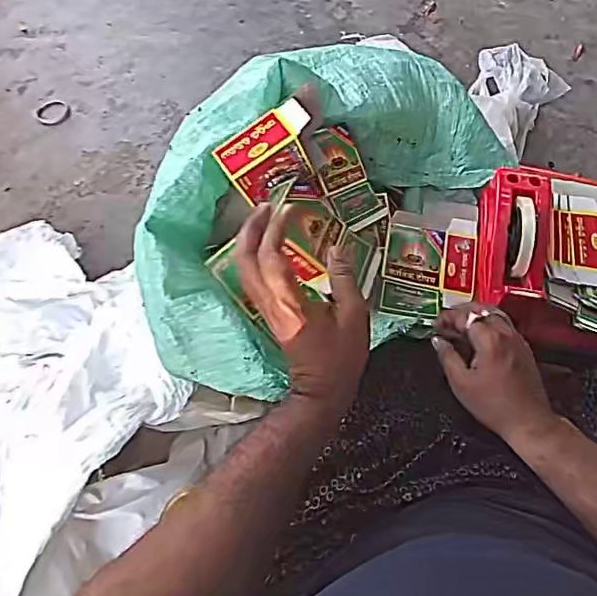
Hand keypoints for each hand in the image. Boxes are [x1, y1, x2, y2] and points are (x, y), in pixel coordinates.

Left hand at [233, 203, 370, 411]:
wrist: (321, 390)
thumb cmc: (341, 356)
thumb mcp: (354, 315)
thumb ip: (344, 278)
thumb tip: (337, 247)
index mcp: (290, 302)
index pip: (272, 257)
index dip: (276, 229)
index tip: (289, 209)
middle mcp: (270, 303)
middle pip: (245, 259)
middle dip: (251, 228)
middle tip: (266, 205)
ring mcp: (264, 309)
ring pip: (243, 268)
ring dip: (249, 240)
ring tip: (264, 219)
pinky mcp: (267, 313)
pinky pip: (251, 278)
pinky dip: (254, 256)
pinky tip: (267, 246)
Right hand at [431, 302, 560, 441]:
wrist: (527, 421)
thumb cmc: (497, 407)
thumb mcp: (461, 383)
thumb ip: (447, 357)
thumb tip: (439, 343)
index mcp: (490, 340)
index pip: (465, 317)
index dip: (447, 318)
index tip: (437, 324)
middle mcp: (507, 335)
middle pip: (481, 311)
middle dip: (461, 313)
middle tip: (447, 321)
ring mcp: (517, 341)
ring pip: (494, 316)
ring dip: (476, 317)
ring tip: (461, 327)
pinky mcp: (524, 349)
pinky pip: (504, 327)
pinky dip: (489, 326)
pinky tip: (479, 339)